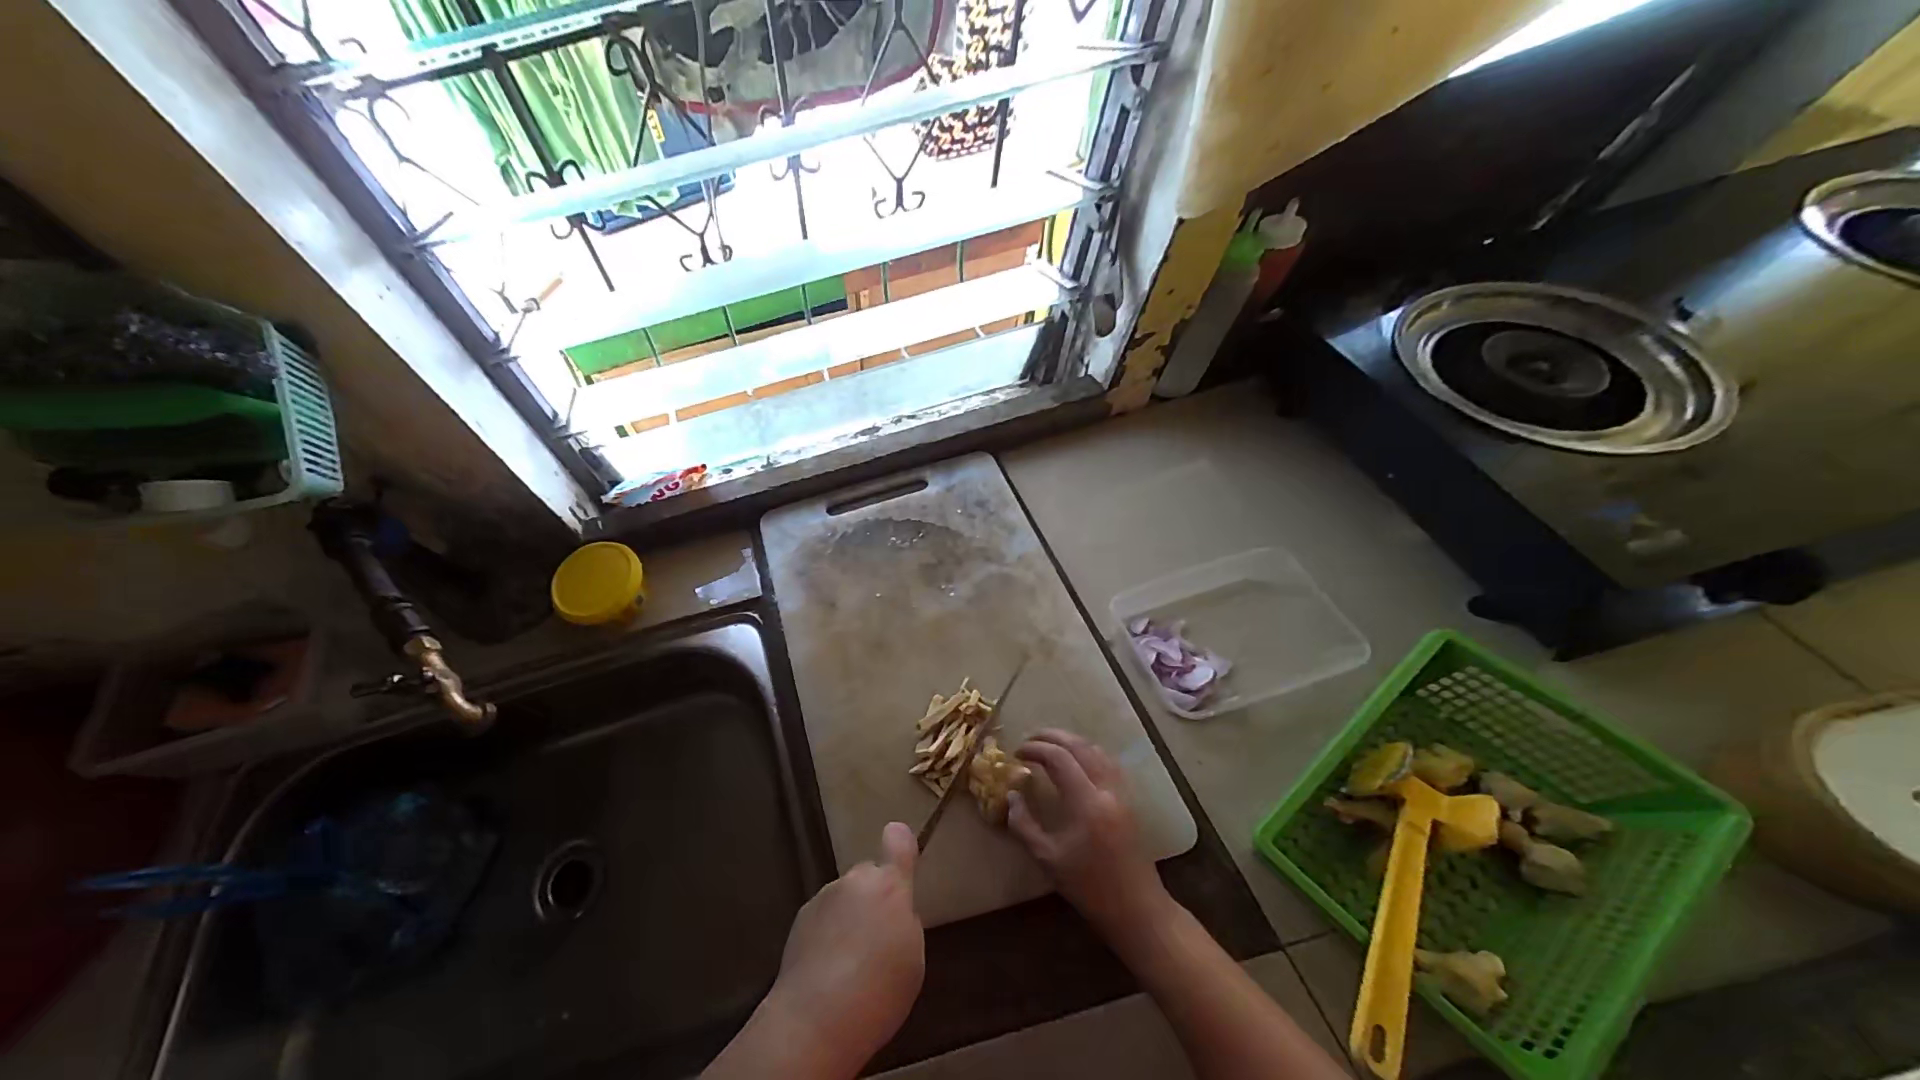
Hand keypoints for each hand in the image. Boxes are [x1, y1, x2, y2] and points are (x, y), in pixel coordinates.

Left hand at [729, 821, 923, 1077]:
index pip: (898, 843)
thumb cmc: (879, 990)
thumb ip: (904, 921)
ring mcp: (823, 898)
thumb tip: (891, 913)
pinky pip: (823, 917)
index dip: (901, 841)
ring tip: (850, 962)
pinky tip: (828, 969)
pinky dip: (827, 934)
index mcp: (890, 887)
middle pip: (868, 876)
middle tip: (878, 936)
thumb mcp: (913, 957)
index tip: (900, 843)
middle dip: (873, 896)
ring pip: (844, 898)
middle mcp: (855, 882)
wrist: (815, 1020)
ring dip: (848, 917)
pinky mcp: (799, 919)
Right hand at [1006, 729, 1170, 935]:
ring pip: (1097, 750)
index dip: (1035, 749)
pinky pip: (1107, 762)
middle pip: (1080, 746)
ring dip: (1071, 742)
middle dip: (1052, 737)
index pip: (1059, 758)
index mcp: (1086, 802)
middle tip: (1029, 740)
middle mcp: (1107, 789)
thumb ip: (1024, 824)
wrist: (1136, 907)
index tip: (1016, 753)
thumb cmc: (1088, 886)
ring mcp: (1122, 792)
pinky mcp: (1129, 799)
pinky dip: (1088, 752)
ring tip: (1049, 745)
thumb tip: (1012, 795)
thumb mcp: (1047, 858)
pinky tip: (1076, 761)